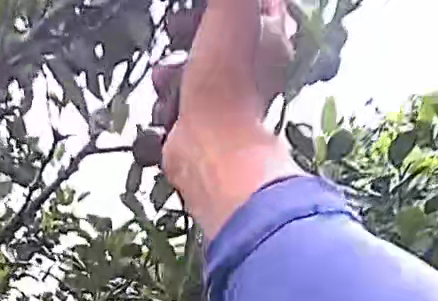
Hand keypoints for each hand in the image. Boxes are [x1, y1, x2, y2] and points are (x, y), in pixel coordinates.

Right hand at [152, 0, 305, 238]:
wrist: (209, 149)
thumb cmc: (228, 82)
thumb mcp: (233, 4)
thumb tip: (221, 0)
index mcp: (272, 41)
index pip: (253, 7)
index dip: (221, 4)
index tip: (203, 4)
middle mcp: (252, 76)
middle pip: (214, 40)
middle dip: (189, 33)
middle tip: (177, 31)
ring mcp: (225, 107)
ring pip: (191, 75)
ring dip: (171, 72)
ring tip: (165, 77)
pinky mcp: (200, 133)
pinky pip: (177, 109)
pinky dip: (167, 106)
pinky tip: (167, 107)